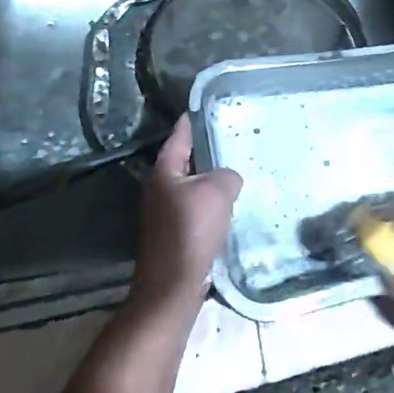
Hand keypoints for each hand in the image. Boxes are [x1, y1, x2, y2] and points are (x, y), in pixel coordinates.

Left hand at [131, 114, 241, 307]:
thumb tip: (228, 180)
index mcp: (164, 174)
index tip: (197, 110)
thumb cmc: (192, 229)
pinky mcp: (173, 234)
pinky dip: (210, 203)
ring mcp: (163, 214)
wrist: (173, 282)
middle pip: (183, 163)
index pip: (177, 139)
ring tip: (234, 172)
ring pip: (190, 187)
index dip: (188, 124)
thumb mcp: (218, 191)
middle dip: (203, 152)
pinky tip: (229, 207)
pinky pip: (195, 208)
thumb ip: (227, 175)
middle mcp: (159, 190)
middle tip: (228, 139)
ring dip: (209, 180)